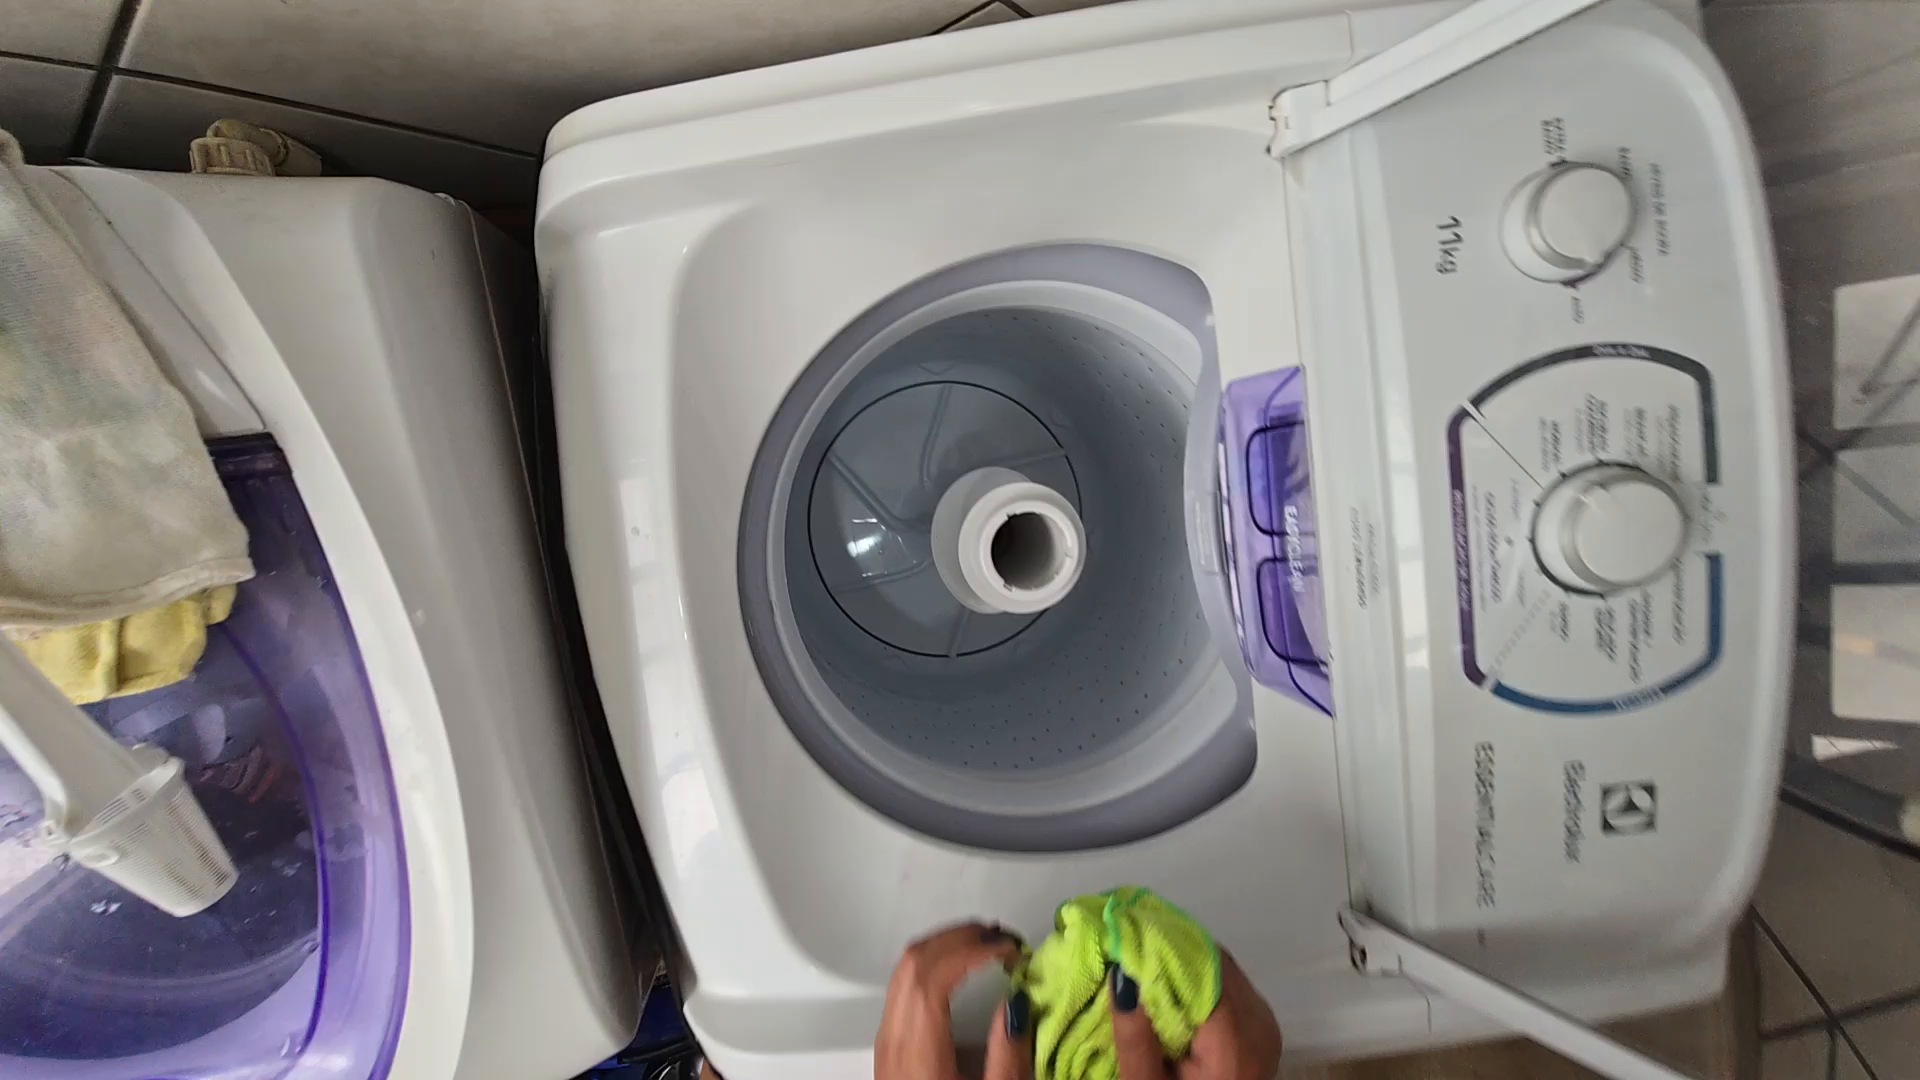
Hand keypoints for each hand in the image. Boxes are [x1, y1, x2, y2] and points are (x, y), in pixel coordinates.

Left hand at [875, 921, 1024, 1079]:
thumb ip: (1007, 1055)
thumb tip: (1016, 1001)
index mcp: (918, 1050)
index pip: (935, 973)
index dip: (973, 948)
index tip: (1010, 947)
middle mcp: (893, 1037)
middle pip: (915, 960)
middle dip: (960, 935)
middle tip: (1002, 937)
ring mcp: (885, 1039)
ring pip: (905, 967)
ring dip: (945, 944)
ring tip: (986, 946)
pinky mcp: (887, 1045)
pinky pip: (903, 983)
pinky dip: (932, 961)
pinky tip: (960, 971)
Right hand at [1110, 950, 1281, 1079]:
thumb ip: (1135, 1038)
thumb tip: (1121, 972)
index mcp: (1236, 1041)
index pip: (1200, 966)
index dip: (1160, 943)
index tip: (1123, 931)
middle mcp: (1260, 1022)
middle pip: (1209, 961)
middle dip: (1168, 947)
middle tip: (1125, 941)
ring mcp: (1264, 1022)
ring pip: (1217, 965)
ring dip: (1181, 958)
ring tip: (1141, 958)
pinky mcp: (1260, 1024)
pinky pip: (1226, 981)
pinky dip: (1196, 974)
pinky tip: (1168, 981)